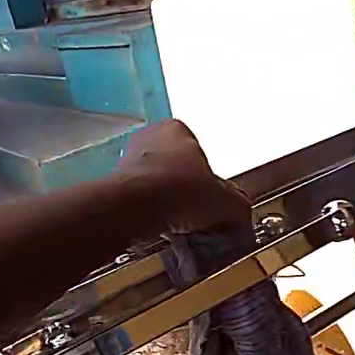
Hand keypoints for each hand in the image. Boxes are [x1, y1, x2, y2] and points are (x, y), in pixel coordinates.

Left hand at [118, 120, 248, 232]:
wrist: (136, 209)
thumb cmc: (180, 191)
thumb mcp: (226, 202)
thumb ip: (238, 206)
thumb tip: (241, 215)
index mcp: (177, 129)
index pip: (199, 152)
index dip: (208, 178)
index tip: (211, 197)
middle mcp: (148, 138)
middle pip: (175, 167)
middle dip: (184, 188)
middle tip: (196, 211)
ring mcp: (126, 160)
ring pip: (154, 183)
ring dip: (165, 201)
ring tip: (178, 222)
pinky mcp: (113, 185)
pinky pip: (138, 199)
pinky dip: (148, 212)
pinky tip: (158, 225)